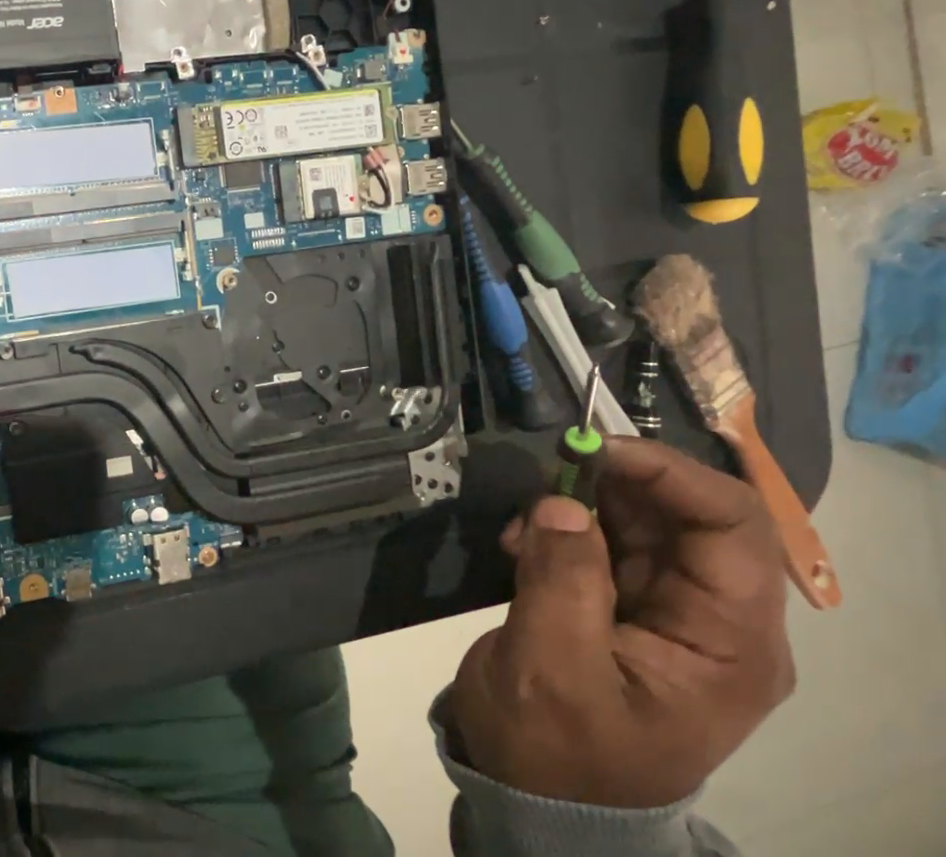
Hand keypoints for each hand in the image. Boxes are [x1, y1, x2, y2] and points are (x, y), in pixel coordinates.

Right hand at [446, 437, 795, 808]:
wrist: (541, 805)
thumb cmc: (555, 749)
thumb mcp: (551, 668)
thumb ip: (561, 580)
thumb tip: (562, 502)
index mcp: (730, 645)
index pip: (732, 530)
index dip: (672, 475)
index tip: (594, 448)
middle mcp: (717, 623)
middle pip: (690, 520)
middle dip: (616, 486)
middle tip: (544, 474)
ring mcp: (673, 617)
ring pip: (645, 527)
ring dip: (582, 508)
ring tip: (522, 525)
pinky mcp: (628, 613)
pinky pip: (608, 548)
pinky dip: (564, 531)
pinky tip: (522, 543)